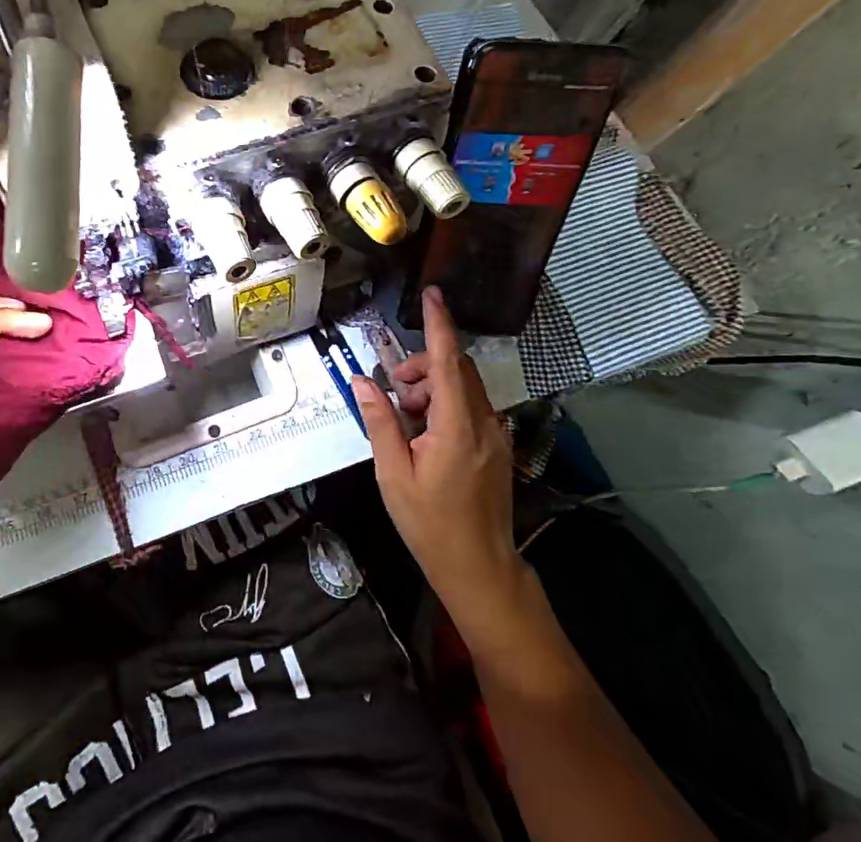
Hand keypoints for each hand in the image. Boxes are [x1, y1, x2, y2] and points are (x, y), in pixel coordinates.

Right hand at [351, 287, 517, 610]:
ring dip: (431, 389)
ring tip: (405, 422)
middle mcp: (484, 423)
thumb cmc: (430, 524)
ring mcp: (496, 435)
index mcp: (457, 427)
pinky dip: (444, 407)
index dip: (438, 325)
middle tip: (393, 394)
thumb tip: (362, 382)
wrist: (479, 565)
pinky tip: (425, 434)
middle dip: (421, 368)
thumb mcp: (393, 474)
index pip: (447, 362)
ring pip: (463, 389)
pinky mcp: (498, 446)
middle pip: (454, 371)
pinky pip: (471, 408)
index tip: (432, 295)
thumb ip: (379, 422)